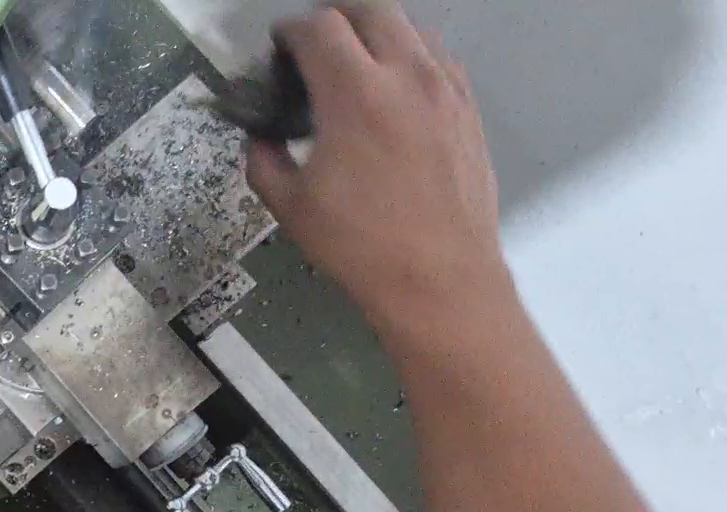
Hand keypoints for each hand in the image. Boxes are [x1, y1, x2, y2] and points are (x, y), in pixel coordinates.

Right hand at [245, 5, 509, 331]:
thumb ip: (265, 162)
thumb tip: (260, 139)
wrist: (433, 270)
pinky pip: (435, 56)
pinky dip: (405, 57)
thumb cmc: (353, 242)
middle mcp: (406, 73)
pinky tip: (388, 91)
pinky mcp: (466, 103)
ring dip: (374, 33)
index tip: (276, 44)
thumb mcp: (289, 207)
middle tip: (311, 42)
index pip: (320, 30)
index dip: (291, 30)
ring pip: (410, 27)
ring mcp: (444, 84)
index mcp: (354, 95)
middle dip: (335, 16)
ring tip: (349, 65)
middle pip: (372, 9)